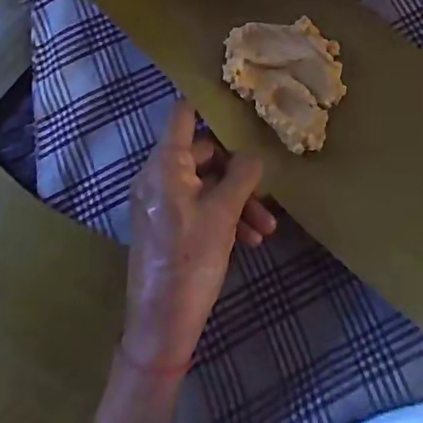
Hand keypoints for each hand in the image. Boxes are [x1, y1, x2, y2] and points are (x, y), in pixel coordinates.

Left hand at [121, 100, 275, 373]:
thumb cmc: (190, 260)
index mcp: (164, 165)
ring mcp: (159, 201)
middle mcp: (156, 176)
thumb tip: (252, 156)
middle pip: (201, 152)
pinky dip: (222, 215)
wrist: (161, 324)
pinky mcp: (164, 224)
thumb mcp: (223, 215)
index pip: (182, 114)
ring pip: (205, 184)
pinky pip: (197, 205)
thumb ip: (241, 176)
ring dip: (236, 200)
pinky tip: (249, 240)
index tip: (235, 98)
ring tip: (265, 228)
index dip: (206, 102)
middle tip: (266, 193)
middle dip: (237, 172)